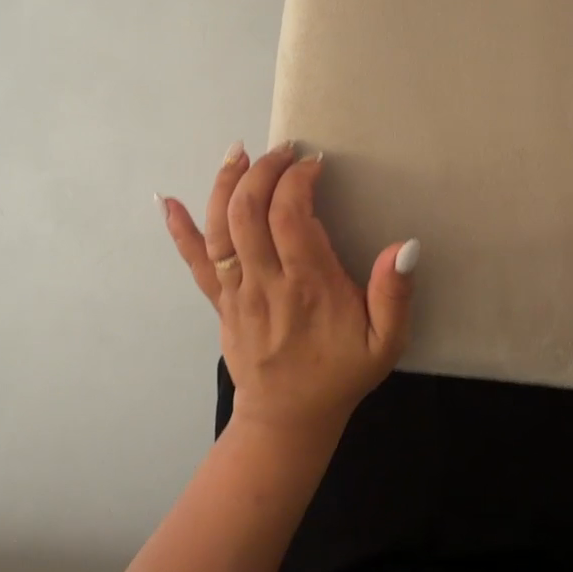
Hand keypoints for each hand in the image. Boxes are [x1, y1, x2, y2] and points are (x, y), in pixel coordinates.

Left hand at [161, 142, 417, 439]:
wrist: (287, 421)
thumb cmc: (340, 374)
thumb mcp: (385, 342)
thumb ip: (393, 294)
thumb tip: (404, 246)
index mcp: (307, 287)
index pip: (290, 217)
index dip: (297, 180)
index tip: (314, 163)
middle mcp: (264, 283)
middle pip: (248, 213)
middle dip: (262, 171)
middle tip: (284, 150)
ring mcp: (235, 292)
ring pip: (219, 229)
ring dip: (225, 185)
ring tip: (239, 151)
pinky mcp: (219, 301)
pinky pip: (195, 262)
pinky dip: (179, 230)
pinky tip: (168, 201)